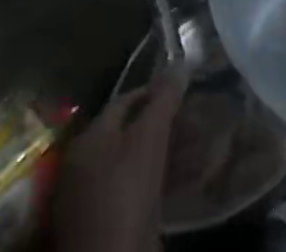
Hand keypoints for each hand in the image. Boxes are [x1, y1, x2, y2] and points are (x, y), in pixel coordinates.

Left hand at [53, 69, 187, 251]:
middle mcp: (86, 163)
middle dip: (163, 123)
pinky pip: (138, 188)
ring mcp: (96, 195)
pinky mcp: (111, 222)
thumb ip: (162, 103)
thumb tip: (179, 65)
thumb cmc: (126, 193)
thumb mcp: (147, 141)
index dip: (153, 92)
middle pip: (129, 132)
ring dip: (167, 152)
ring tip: (199, 144)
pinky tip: (187, 178)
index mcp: (89, 139)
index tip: (182, 88)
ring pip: (136, 162)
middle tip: (194, 116)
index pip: (123, 102)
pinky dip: (161, 179)